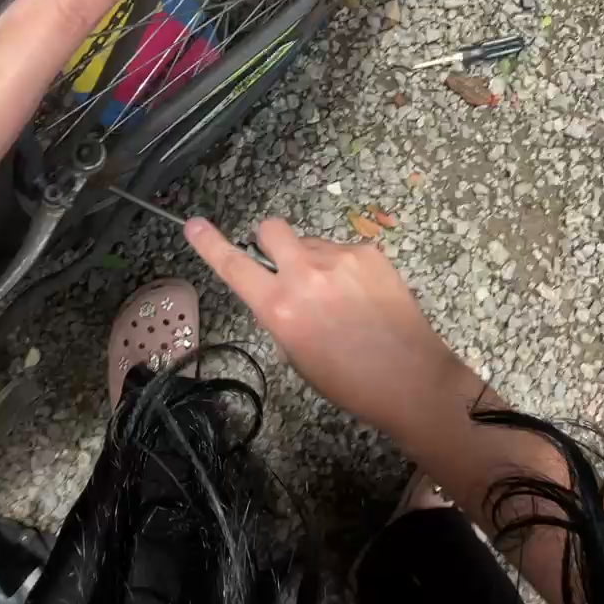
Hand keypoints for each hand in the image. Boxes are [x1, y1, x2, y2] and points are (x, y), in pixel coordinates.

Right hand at [183, 217, 476, 438]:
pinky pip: (343, 250)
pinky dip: (346, 267)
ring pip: (311, 242)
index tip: (192, 223)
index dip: (209, 244)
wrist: (411, 378)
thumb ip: (280, 311)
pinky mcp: (369, 251)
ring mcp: (340, 256)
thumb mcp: (296, 352)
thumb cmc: (347, 380)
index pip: (233, 266)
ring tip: (341, 297)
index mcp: (280, 307)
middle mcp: (304, 273)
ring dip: (314, 260)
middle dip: (269, 241)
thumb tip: (281, 287)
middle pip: (270, 228)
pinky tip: (365, 295)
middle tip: (286, 266)